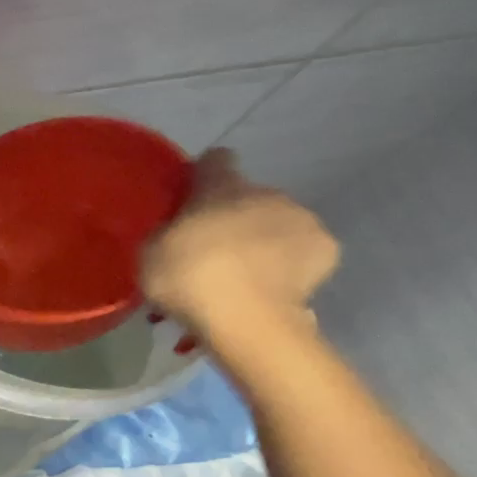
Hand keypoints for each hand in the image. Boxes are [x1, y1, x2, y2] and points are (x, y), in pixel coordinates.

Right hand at [141, 148, 339, 345]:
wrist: (247, 316)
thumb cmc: (189, 279)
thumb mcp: (151, 255)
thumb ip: (167, 233)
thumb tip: (180, 230)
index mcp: (221, 188)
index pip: (215, 161)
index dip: (201, 177)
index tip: (189, 200)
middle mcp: (266, 193)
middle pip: (247, 198)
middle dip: (231, 220)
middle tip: (208, 257)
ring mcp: (302, 218)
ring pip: (276, 224)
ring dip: (258, 243)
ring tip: (239, 279)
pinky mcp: (325, 248)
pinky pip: (300, 251)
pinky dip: (286, 265)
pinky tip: (269, 288)